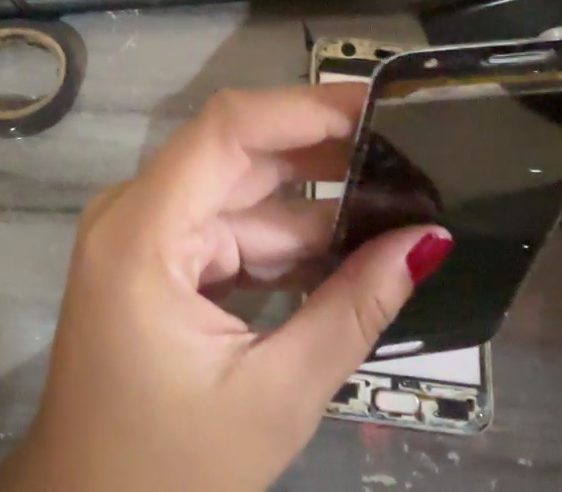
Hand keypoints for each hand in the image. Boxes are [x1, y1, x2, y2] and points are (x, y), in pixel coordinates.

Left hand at [0, 86, 451, 491]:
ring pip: (238, 194)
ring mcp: (140, 235)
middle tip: (407, 159)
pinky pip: (226, 229)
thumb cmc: (169, 468)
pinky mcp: (154, 260)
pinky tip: (347, 248)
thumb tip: (427, 242)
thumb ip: (353, 310)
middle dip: (323, 155)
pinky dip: (283, 241)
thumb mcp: (274, 395)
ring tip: (396, 205)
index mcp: (142, 233)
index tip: (376, 109)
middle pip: (236, 155)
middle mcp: (134, 214)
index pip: (226, 130)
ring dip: (312, 205)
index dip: (303, 106)